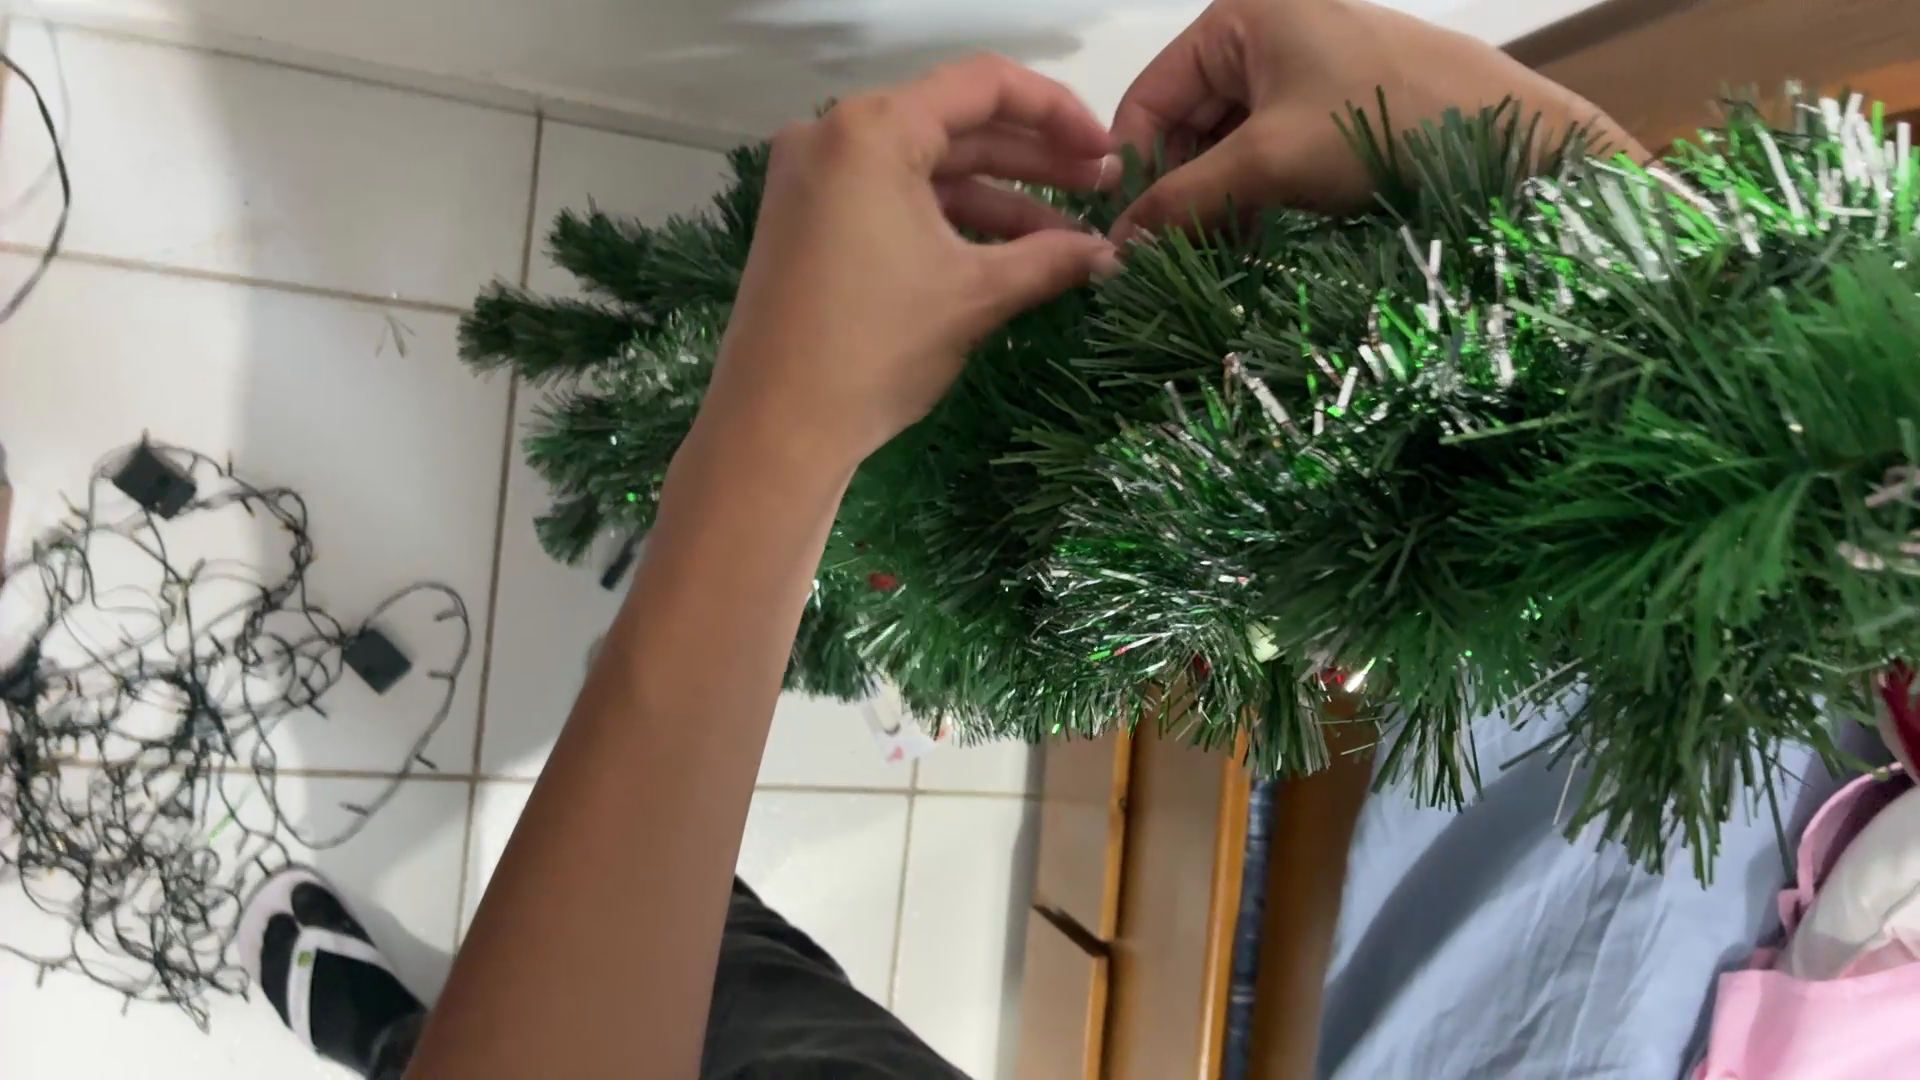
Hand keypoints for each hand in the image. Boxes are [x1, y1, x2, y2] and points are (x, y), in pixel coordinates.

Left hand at [698, 54, 1122, 472]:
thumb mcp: (973, 297)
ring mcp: (813, 182)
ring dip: (996, 206)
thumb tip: (1112, 254)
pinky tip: (1002, 257)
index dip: (1058, 113)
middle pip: (955, 130)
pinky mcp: (807, 225)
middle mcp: (834, 136)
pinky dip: (946, 227)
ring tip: (1064, 242)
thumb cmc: (876, 351)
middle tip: (1099, 194)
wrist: (777, 427)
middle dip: (1033, 166)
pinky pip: (892, 207)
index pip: (983, 86)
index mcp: (872, 130)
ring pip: (925, 176)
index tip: (1106, 151)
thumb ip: (1050, 261)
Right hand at [1109, 0, 1645, 239]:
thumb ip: (1179, 203)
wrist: (1504, 139)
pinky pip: (1247, 158)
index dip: (1129, 168)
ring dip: (1201, 204)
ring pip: (1211, 148)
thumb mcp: (1265, 162)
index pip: (1147, 98)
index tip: (1121, 235)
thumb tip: (1112, 251)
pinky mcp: (1311, 109)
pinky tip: (1237, 238)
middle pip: (1177, 126)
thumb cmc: (1377, 125)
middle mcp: (1257, 33)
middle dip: (1170, 191)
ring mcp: (1287, 72)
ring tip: (1201, 252)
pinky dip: (1235, 200)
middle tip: (1161, 254)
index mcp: (1238, 15)